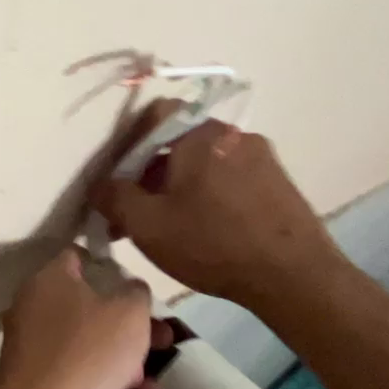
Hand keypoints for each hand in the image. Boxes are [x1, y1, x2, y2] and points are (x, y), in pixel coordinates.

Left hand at [0, 248, 151, 388]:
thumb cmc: (87, 351)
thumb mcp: (129, 311)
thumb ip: (135, 291)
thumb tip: (127, 289)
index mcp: (47, 281)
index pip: (77, 256)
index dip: (108, 262)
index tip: (137, 278)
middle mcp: (33, 310)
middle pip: (91, 306)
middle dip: (133, 323)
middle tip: (166, 336)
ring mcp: (34, 348)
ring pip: (90, 344)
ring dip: (128, 358)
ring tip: (160, 372)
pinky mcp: (38, 381)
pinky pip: (80, 374)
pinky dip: (109, 383)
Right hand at [92, 104, 346, 311]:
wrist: (289, 273)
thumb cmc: (209, 244)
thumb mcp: (145, 225)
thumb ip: (113, 197)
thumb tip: (99, 184)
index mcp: (201, 137)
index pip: (155, 115)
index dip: (127, 143)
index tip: (114, 180)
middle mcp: (233, 135)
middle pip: (176, 142)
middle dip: (146, 175)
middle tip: (129, 215)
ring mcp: (259, 156)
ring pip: (199, 162)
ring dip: (171, 188)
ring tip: (160, 227)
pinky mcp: (273, 180)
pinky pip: (223, 177)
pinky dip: (200, 195)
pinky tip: (195, 228)